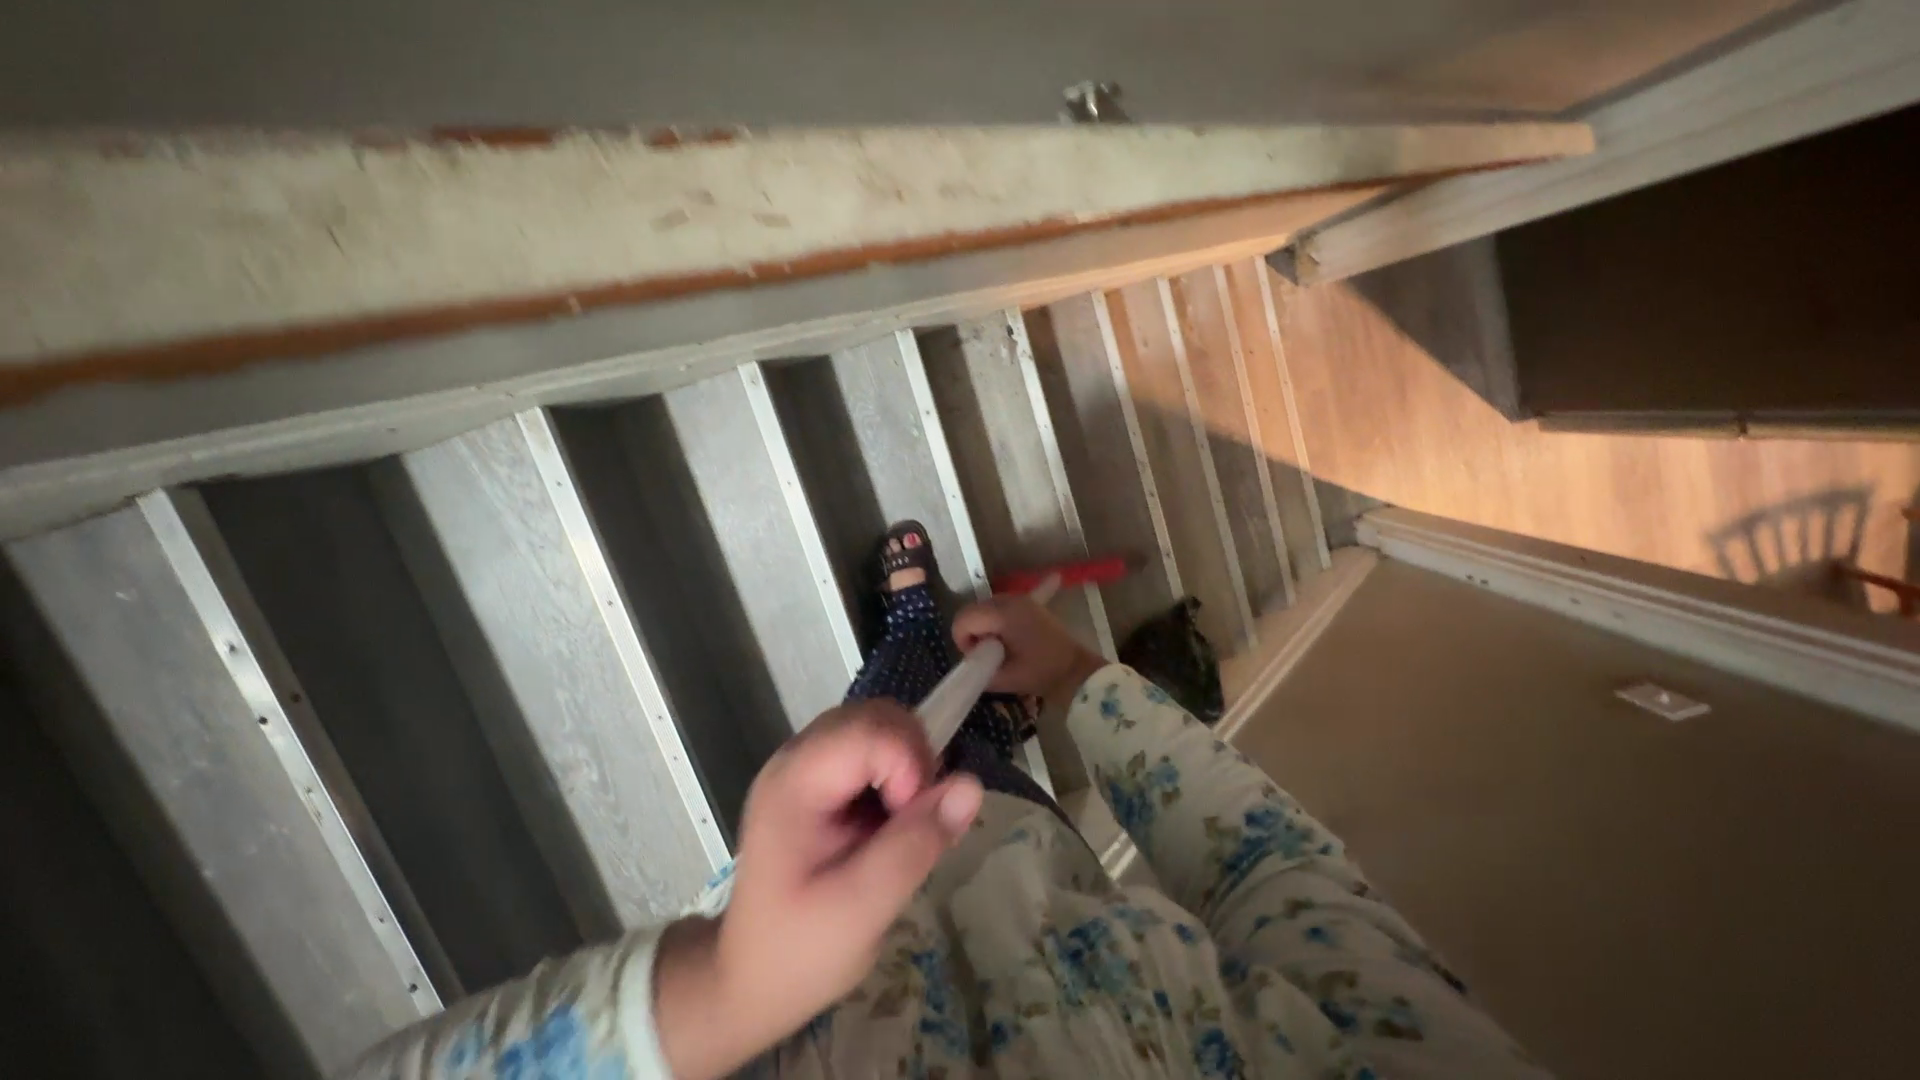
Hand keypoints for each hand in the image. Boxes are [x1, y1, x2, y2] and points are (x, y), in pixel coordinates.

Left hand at [654, 700, 981, 1079]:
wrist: (753, 979)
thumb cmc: (801, 950)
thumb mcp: (862, 909)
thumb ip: (915, 845)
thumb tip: (971, 784)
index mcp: (794, 784)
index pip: (868, 730)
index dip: (908, 763)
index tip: (915, 821)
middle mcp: (797, 759)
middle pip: (875, 718)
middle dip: (913, 760)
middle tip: (916, 823)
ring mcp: (808, 767)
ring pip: (878, 728)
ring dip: (909, 767)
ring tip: (904, 826)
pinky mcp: (822, 781)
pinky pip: (874, 750)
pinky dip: (899, 776)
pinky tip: (892, 824)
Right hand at [952, 594, 1106, 704]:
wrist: (1074, 670)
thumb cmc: (1040, 674)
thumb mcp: (1002, 679)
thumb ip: (977, 669)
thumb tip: (968, 661)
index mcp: (1003, 615)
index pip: (963, 619)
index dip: (962, 640)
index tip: (976, 658)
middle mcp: (1010, 599)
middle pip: (972, 610)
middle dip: (972, 632)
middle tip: (986, 654)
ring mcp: (1021, 598)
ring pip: (985, 607)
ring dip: (984, 626)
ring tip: (999, 647)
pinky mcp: (1029, 603)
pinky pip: (1001, 607)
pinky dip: (997, 620)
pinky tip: (1005, 635)